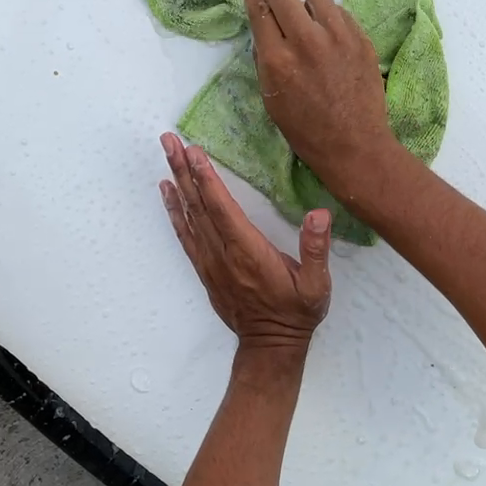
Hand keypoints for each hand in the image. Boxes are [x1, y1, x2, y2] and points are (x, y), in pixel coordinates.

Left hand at [159, 133, 330, 351]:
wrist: (270, 345)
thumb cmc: (297, 312)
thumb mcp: (316, 285)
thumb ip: (316, 250)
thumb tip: (319, 214)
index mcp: (249, 252)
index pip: (223, 209)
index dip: (207, 179)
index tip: (194, 152)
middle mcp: (223, 254)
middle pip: (199, 206)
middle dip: (184, 170)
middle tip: (169, 140)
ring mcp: (210, 261)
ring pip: (189, 216)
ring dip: (176, 183)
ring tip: (166, 153)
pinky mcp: (204, 268)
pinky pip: (185, 234)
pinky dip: (174, 210)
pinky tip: (168, 191)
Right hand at [243, 0, 398, 183]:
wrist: (353, 145)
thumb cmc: (305, 129)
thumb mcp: (271, 98)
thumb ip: (264, 59)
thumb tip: (265, 29)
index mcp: (277, 60)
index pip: (260, 8)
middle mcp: (306, 41)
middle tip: (282, 12)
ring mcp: (338, 37)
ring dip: (309, 8)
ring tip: (313, 29)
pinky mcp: (362, 39)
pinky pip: (341, 13)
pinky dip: (332, 22)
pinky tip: (333, 44)